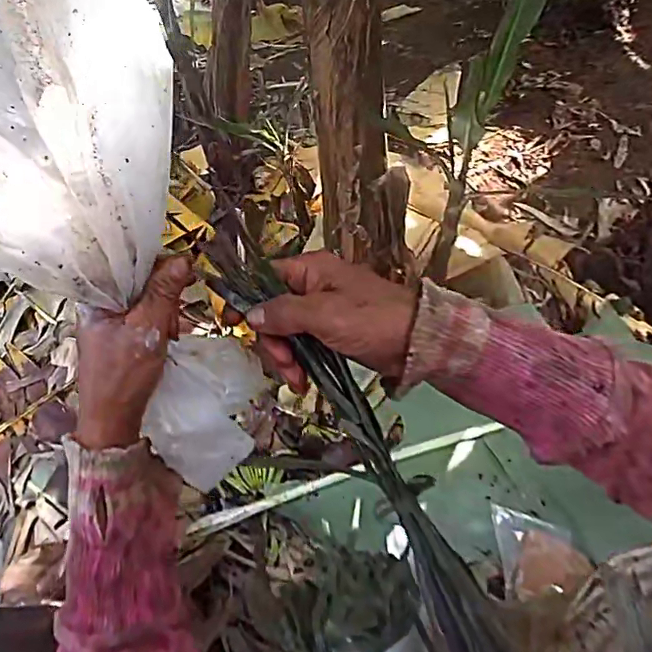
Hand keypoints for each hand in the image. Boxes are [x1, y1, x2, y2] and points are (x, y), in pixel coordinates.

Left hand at [74, 256, 195, 449]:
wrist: (111, 423)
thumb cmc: (123, 377)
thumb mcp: (148, 329)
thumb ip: (163, 292)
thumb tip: (181, 258)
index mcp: (94, 296)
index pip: (126, 261)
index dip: (157, 264)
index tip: (184, 271)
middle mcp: (96, 302)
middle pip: (136, 279)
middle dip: (163, 292)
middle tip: (178, 312)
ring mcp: (105, 318)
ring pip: (142, 297)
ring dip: (163, 309)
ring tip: (173, 330)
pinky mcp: (115, 332)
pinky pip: (140, 313)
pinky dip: (157, 320)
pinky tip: (168, 334)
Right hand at [245, 252, 418, 383]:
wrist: (419, 343)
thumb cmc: (372, 319)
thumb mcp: (324, 314)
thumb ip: (284, 313)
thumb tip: (251, 315)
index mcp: (309, 270)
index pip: (263, 277)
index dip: (245, 299)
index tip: (231, 322)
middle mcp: (312, 286)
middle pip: (272, 311)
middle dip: (274, 342)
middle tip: (285, 365)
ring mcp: (321, 310)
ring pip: (285, 332)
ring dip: (286, 357)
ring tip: (297, 380)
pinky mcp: (331, 332)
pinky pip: (303, 345)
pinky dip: (300, 362)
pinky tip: (304, 380)